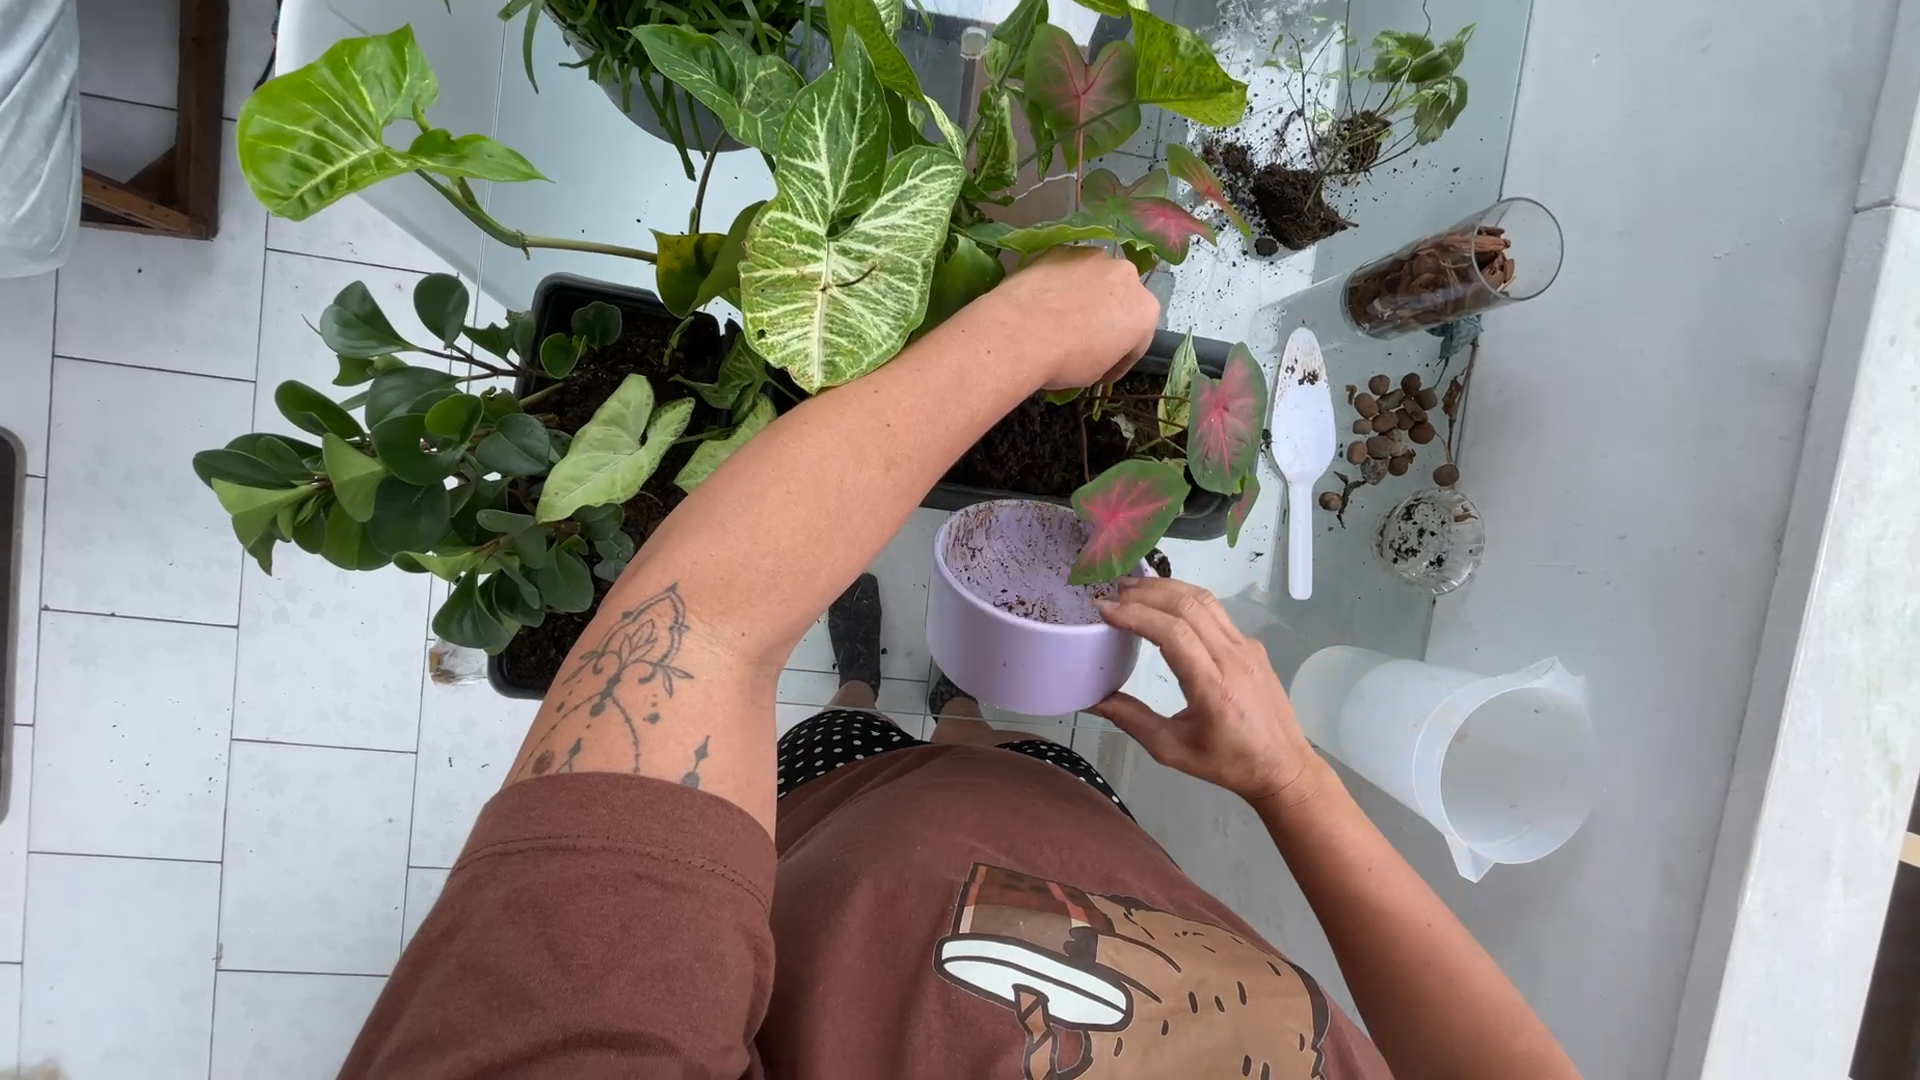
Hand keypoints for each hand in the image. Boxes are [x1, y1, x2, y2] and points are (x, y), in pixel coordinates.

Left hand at [981, 247, 1159, 389]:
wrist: (1021, 333)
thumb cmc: (1067, 361)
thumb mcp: (1094, 373)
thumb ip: (1104, 356)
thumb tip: (1090, 354)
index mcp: (1145, 311)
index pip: (1137, 342)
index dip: (1119, 362)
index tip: (1102, 374)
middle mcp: (1126, 275)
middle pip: (1118, 301)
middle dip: (1105, 319)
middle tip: (1083, 342)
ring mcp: (1093, 257)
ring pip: (1093, 280)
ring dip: (1083, 297)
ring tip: (1059, 320)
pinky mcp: (1060, 249)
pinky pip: (1065, 271)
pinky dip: (1058, 285)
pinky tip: (1041, 304)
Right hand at [1089, 577, 1321, 806]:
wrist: (1284, 767)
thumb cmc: (1226, 763)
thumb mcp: (1171, 749)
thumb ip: (1130, 719)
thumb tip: (1090, 699)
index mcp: (1212, 687)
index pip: (1172, 633)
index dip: (1136, 614)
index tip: (1104, 609)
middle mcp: (1233, 658)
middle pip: (1187, 605)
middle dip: (1146, 592)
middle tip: (1113, 591)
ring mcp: (1246, 647)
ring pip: (1204, 600)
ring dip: (1166, 587)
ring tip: (1133, 587)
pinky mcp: (1251, 645)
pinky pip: (1215, 611)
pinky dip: (1184, 598)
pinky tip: (1163, 603)